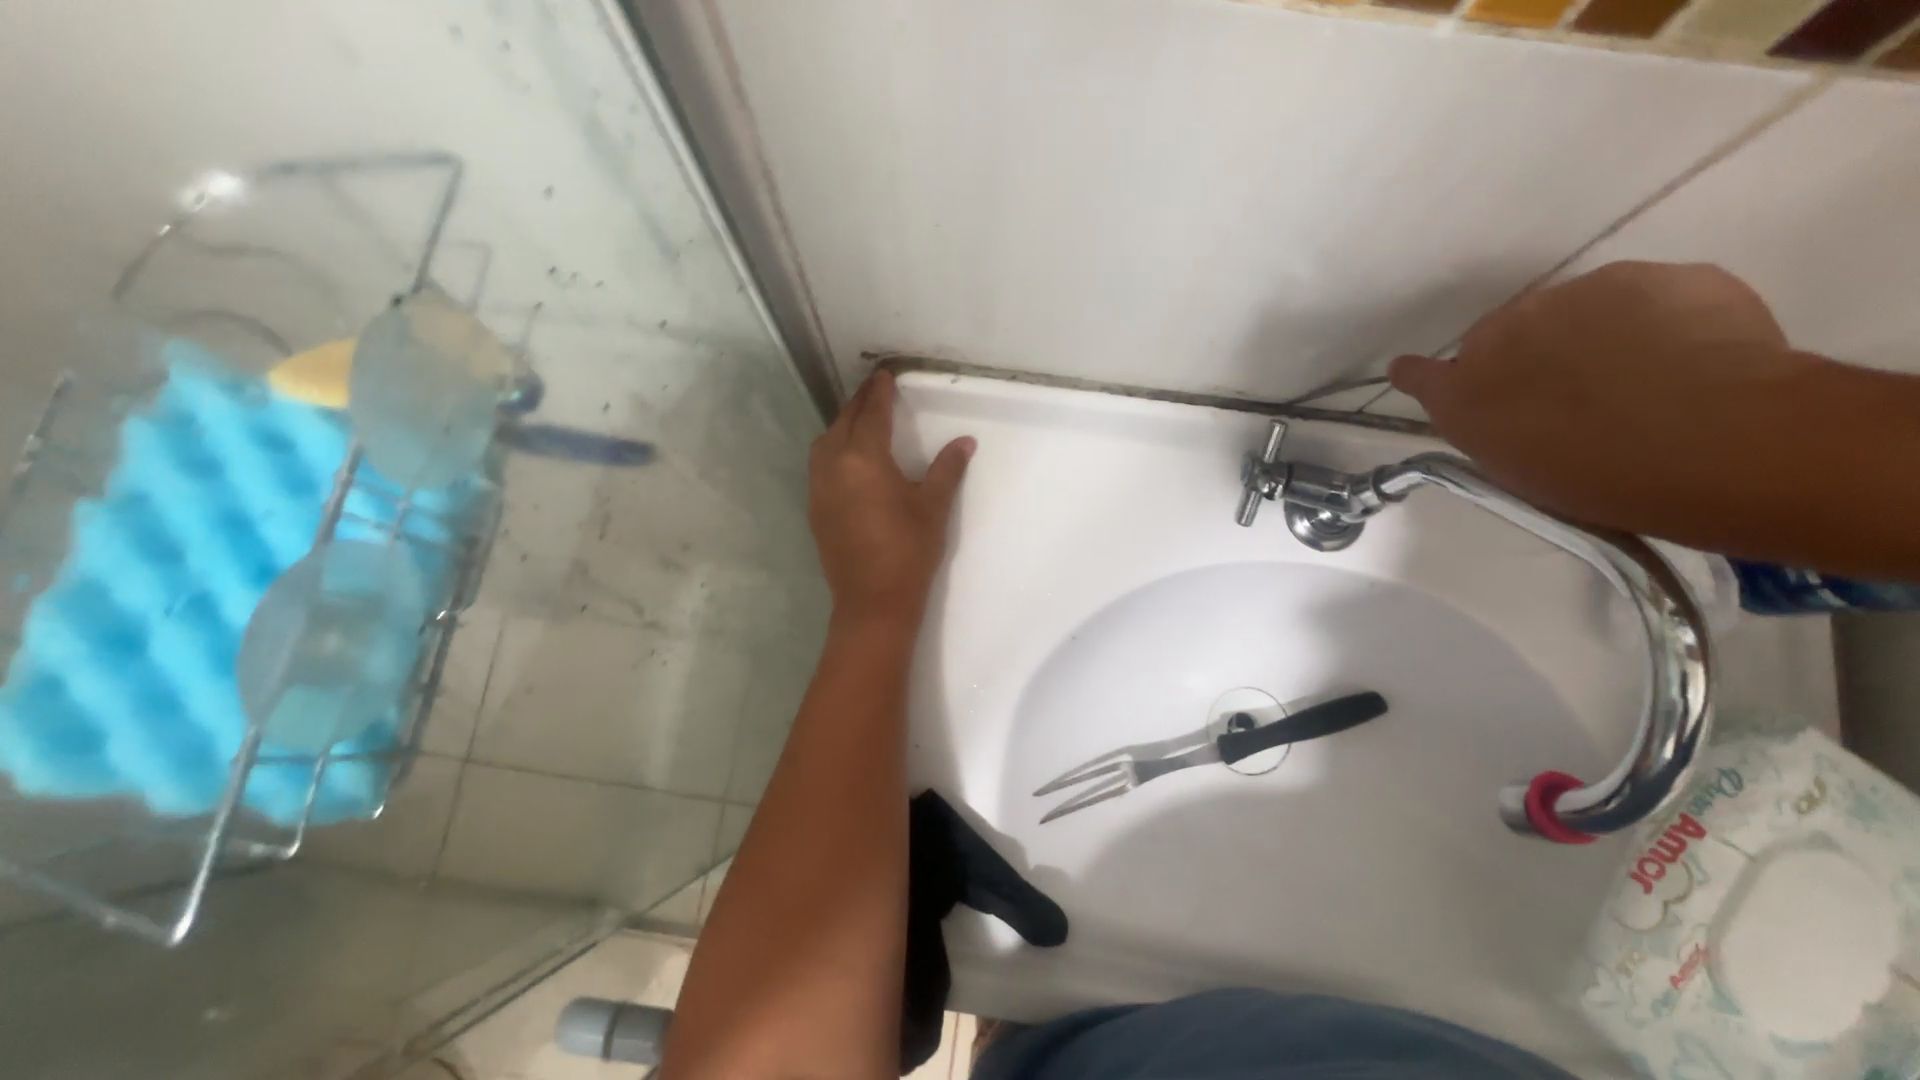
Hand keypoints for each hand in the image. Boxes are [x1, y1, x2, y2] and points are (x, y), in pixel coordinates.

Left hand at [808, 370, 974, 625]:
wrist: (873, 600)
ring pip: (825, 442)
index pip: (872, 414)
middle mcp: (834, 466)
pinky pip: (819, 465)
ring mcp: (819, 488)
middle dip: (859, 403)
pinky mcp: (815, 509)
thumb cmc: (909, 550)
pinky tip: (846, 457)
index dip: (880, 393)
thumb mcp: (934, 506)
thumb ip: (947, 469)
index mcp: (864, 459)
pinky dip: (832, 449)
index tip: (884, 375)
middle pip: (844, 422)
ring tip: (859, 419)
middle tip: (873, 389)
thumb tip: (965, 442)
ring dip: (841, 425)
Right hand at [1388, 261, 1808, 533]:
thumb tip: (1515, 414)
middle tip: (1577, 396)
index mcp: (1466, 389)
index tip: (1419, 374)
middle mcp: (1508, 328)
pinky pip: (1655, 299)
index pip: (1422, 375)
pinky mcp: (1660, 274)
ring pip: (1584, 310)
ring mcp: (1584, 291)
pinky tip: (1700, 359)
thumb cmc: (1597, 476)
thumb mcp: (1520, 468)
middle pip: (1510, 334)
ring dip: (1600, 334)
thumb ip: (1499, 428)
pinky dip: (1667, 322)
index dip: (1423, 375)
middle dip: (1533, 354)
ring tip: (1650, 380)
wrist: (1708, 437)